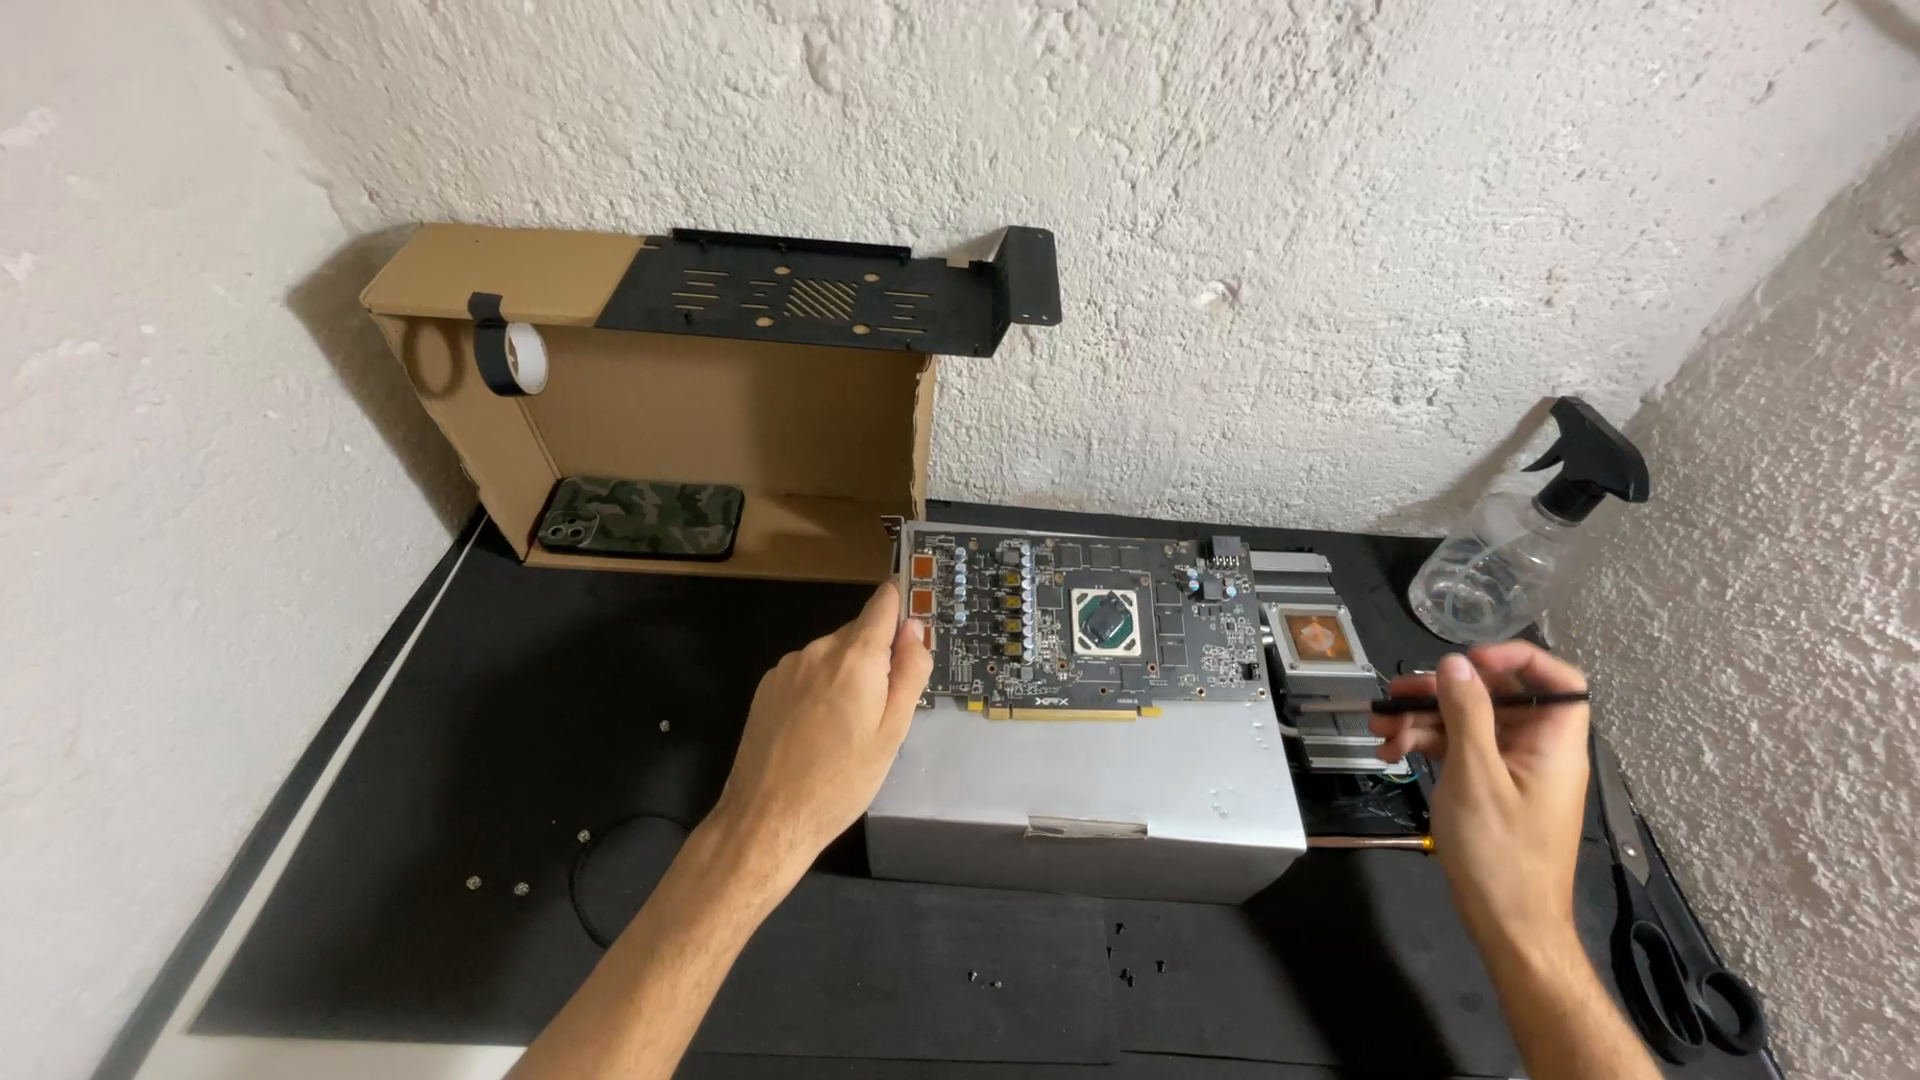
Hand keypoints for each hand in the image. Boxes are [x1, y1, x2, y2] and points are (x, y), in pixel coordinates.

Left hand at [707, 582, 932, 884]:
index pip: (884, 602)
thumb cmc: (842, 781)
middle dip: (877, 658)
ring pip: (833, 654)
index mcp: (855, 657)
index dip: (903, 605)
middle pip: (860, 632)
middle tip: (881, 708)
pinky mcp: (767, 685)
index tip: (914, 625)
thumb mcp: (893, 732)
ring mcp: (788, 666)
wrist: (767, 818)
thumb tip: (914, 629)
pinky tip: (817, 729)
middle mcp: (818, 649)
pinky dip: (820, 688)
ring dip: (847, 674)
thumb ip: (910, 671)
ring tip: (846, 727)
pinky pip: (807, 671)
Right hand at [1371, 643, 1590, 957]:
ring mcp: (1511, 769)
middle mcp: (1536, 750)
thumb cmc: (1499, 851)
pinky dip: (1425, 745)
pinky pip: (1458, 749)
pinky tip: (1391, 752)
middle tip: (1396, 693)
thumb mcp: (1475, 775)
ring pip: (1468, 723)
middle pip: (1496, 698)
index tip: (1468, 661)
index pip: (1558, 681)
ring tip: (1379, 728)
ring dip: (1421, 720)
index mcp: (1552, 744)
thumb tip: (1456, 664)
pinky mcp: (1488, 786)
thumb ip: (1467, 713)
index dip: (1517, 659)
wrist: (1507, 922)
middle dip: (1442, 692)